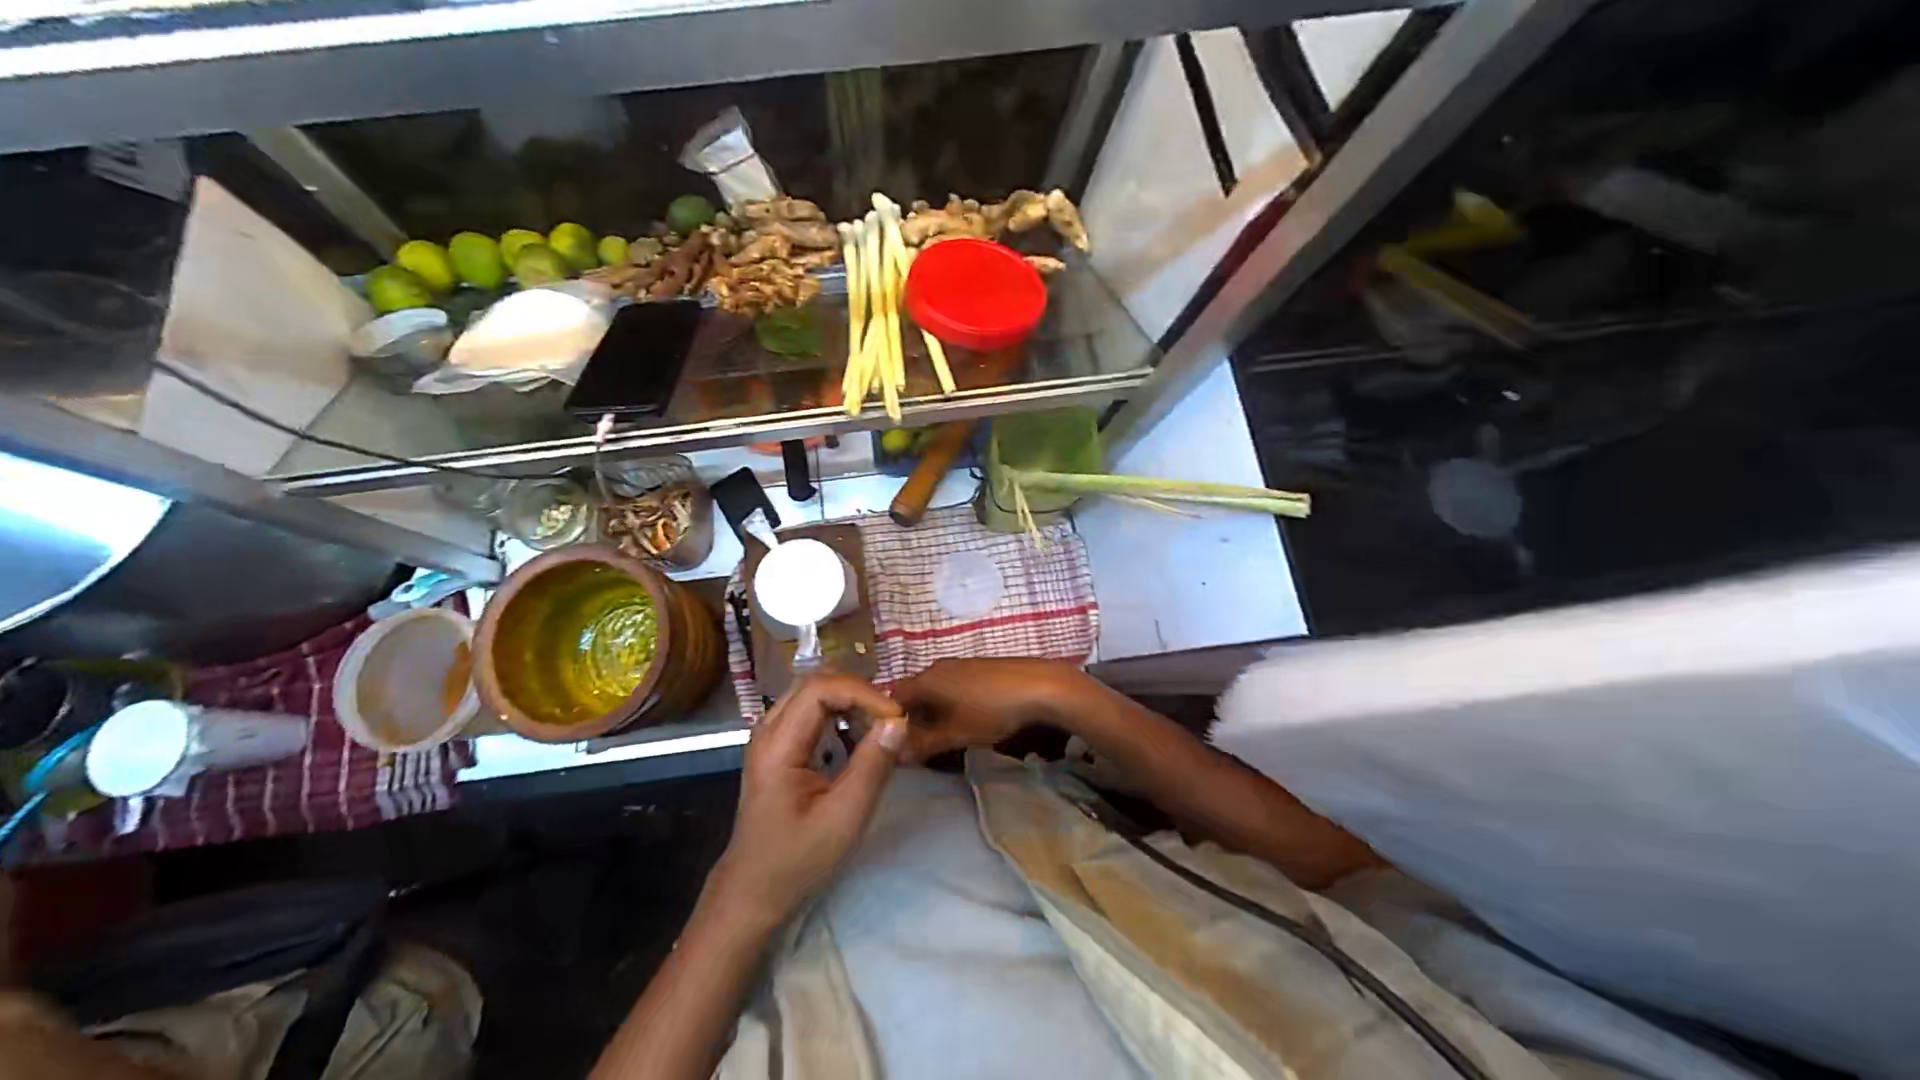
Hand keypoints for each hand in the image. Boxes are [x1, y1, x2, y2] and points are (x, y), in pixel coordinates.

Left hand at [703, 676, 905, 930]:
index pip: (820, 688)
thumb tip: (899, 721)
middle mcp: (768, 731)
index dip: (862, 693)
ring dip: (850, 701)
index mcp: (777, 745)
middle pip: (815, 683)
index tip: (895, 718)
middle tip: (890, 719)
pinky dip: (840, 714)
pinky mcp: (778, 748)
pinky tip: (859, 737)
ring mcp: (770, 738)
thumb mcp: (844, 818)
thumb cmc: (797, 860)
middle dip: (858, 693)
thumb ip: (872, 766)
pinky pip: (810, 712)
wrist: (753, 892)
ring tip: (879, 727)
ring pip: (813, 694)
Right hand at [891, 658, 1091, 764]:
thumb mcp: (956, 734)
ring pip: (933, 689)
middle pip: (913, 692)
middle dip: (912, 718)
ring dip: (932, 710)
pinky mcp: (977, 667)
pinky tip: (965, 718)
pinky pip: (950, 684)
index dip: (890, 720)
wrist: (1038, 686)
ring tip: (942, 734)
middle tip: (918, 743)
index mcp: (926, 680)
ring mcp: (959, 665)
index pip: (893, 696)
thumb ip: (924, 744)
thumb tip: (897, 756)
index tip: (896, 742)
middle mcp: (937, 667)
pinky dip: (948, 702)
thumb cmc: (991, 711)